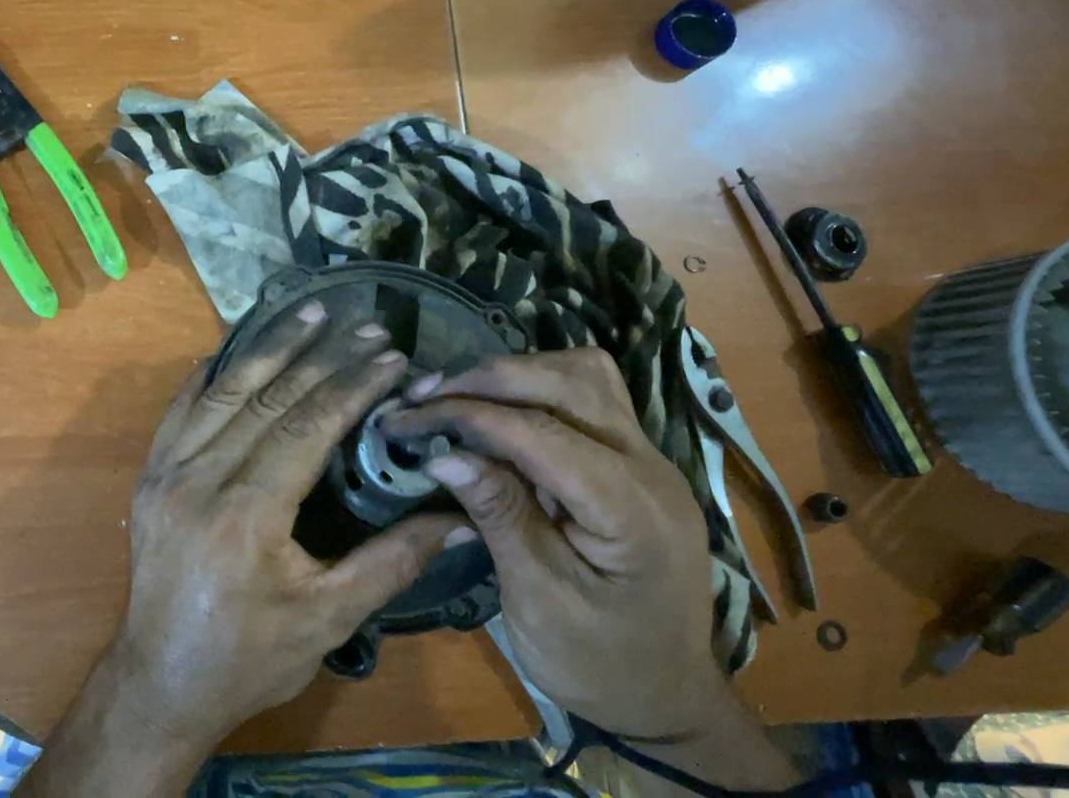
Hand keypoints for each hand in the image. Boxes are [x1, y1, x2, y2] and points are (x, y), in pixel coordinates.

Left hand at [116, 301, 468, 742]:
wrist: (163, 681)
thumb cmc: (250, 656)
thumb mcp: (328, 618)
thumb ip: (392, 562)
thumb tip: (458, 517)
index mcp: (246, 514)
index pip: (306, 428)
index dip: (352, 387)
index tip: (390, 356)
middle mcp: (199, 480)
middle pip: (268, 401)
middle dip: (321, 358)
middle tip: (365, 325)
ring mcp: (166, 473)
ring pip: (223, 393)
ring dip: (268, 349)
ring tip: (307, 312)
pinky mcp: (150, 476)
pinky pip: (179, 410)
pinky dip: (208, 375)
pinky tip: (230, 350)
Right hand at [379, 348, 725, 742]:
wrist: (664, 694)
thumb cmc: (598, 661)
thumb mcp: (538, 598)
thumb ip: (499, 515)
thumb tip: (443, 452)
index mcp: (632, 510)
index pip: (541, 431)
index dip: (468, 415)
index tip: (405, 418)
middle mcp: (651, 467)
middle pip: (569, 381)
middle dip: (487, 380)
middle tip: (422, 397)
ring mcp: (649, 457)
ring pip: (583, 373)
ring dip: (514, 373)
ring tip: (455, 395)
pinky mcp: (635, 459)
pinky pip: (587, 393)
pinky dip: (535, 385)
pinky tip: (498, 406)